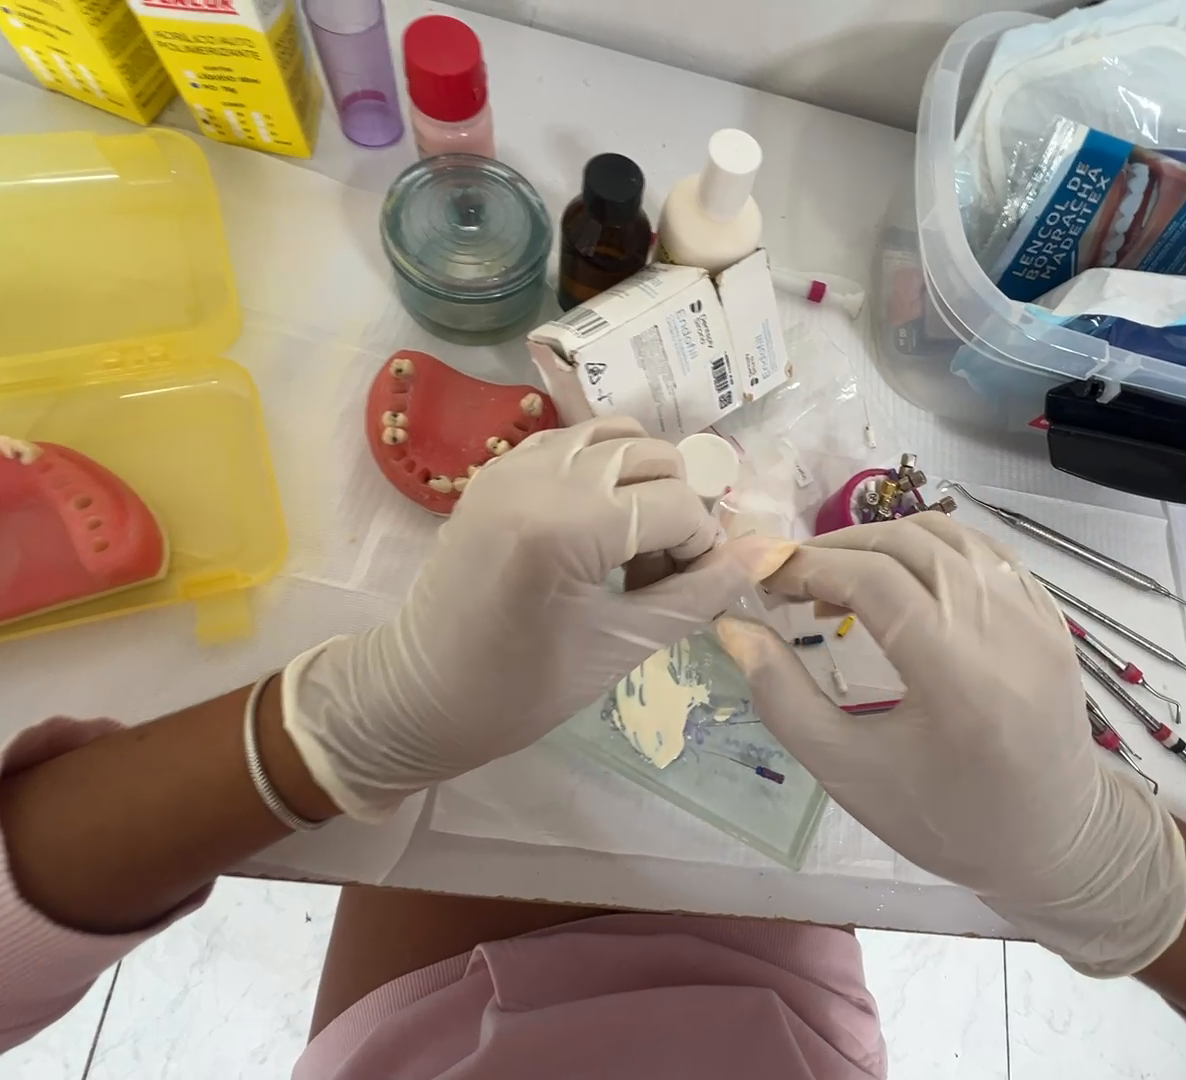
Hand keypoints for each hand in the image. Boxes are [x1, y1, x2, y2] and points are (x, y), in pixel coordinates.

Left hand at [281, 416, 793, 820]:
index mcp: (566, 524)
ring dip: (642, 483)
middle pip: (654, 458)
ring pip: (618, 437)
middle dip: (673, 513)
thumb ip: (699, 593)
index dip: (701, 550)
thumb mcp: (621, 647)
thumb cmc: (519, 691)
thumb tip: (767, 551)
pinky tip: (594, 525)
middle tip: (653, 577)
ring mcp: (513, 462)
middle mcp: (539, 472)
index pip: (678, 506)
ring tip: (625, 546)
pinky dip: (603, 471)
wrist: (418, 696)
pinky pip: (575, 441)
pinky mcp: (499, 466)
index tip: (684, 595)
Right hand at [714, 513, 1185, 976]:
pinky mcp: (1048, 612)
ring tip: (838, 580)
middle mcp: (1004, 627)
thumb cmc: (946, 821)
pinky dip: (927, 547)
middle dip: (835, 549)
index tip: (765, 579)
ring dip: (879, 542)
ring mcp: (1035, 612)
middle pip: (905, 543)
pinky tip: (899, 579)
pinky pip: (980, 550)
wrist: (1057, 843)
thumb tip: (735, 628)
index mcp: (957, 675)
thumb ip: (782, 696)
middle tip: (791, 580)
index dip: (808, 567)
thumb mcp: (847, 773)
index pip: (872, 579)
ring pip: (944, 533)